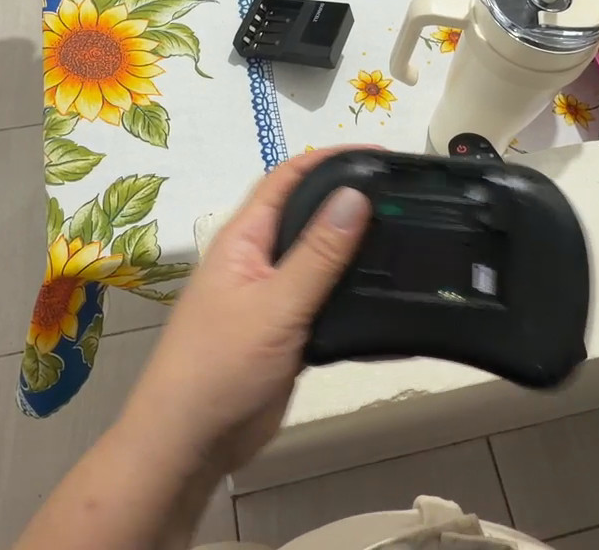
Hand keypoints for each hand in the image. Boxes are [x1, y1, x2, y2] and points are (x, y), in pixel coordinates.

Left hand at [119, 146, 373, 475]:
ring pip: (319, 259)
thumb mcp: (275, 304)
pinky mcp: (287, 330)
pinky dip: (353, 291)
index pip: (287, 179)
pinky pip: (325, 299)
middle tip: (403, 195)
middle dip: (348, 200)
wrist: (192, 443)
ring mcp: (272, 295)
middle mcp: (258, 258)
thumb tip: (356, 194)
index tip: (379, 155)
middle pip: (307, 215)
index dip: (330, 160)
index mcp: (244, 237)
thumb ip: (318, 253)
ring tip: (406, 237)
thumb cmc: (222, 364)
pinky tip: (387, 293)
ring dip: (354, 248)